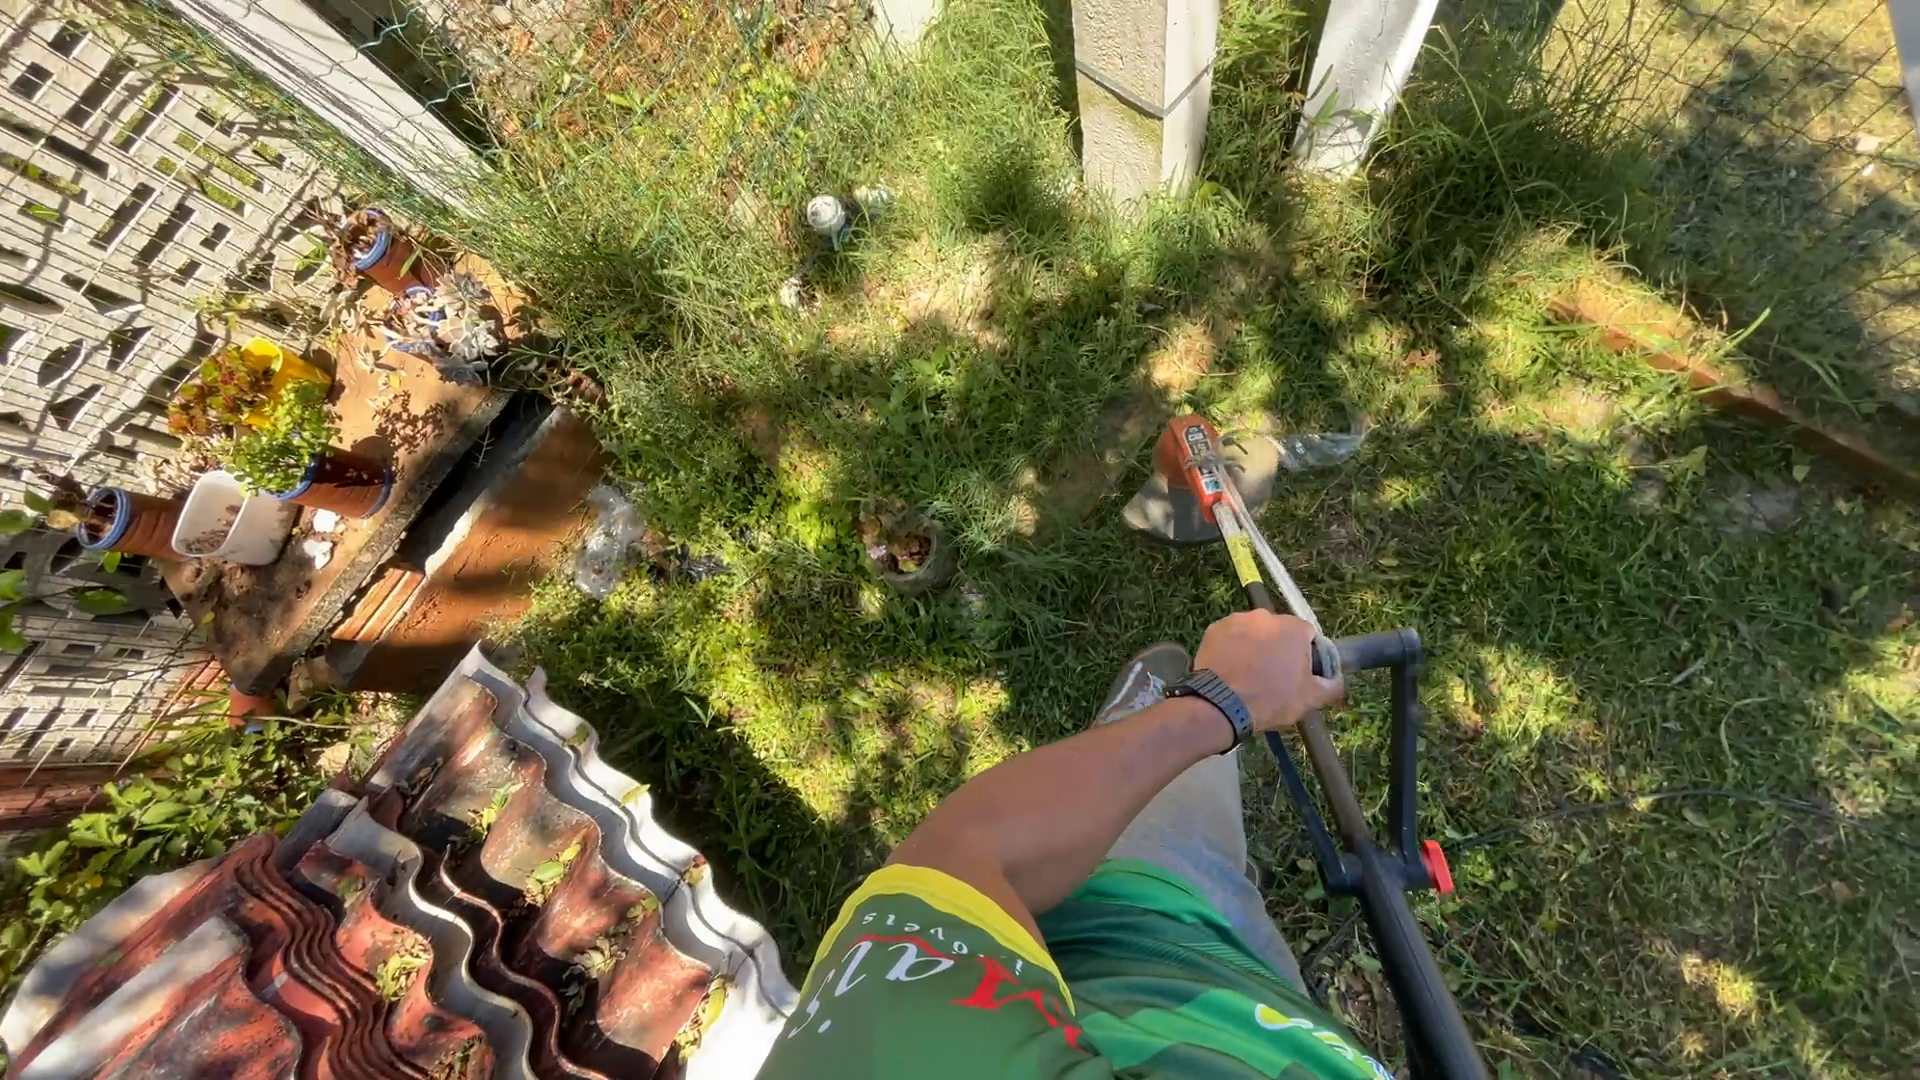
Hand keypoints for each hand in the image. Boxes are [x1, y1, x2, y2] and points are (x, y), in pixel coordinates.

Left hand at [1193, 610, 1342, 731]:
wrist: (1221, 704)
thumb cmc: (1271, 699)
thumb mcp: (1311, 698)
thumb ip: (1331, 684)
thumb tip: (1334, 678)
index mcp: (1293, 627)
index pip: (1307, 636)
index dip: (1306, 655)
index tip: (1299, 673)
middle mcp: (1264, 616)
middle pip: (1279, 631)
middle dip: (1279, 648)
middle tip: (1273, 675)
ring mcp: (1236, 620)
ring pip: (1253, 632)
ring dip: (1254, 646)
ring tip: (1249, 672)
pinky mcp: (1214, 629)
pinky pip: (1231, 636)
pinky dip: (1232, 647)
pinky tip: (1231, 668)